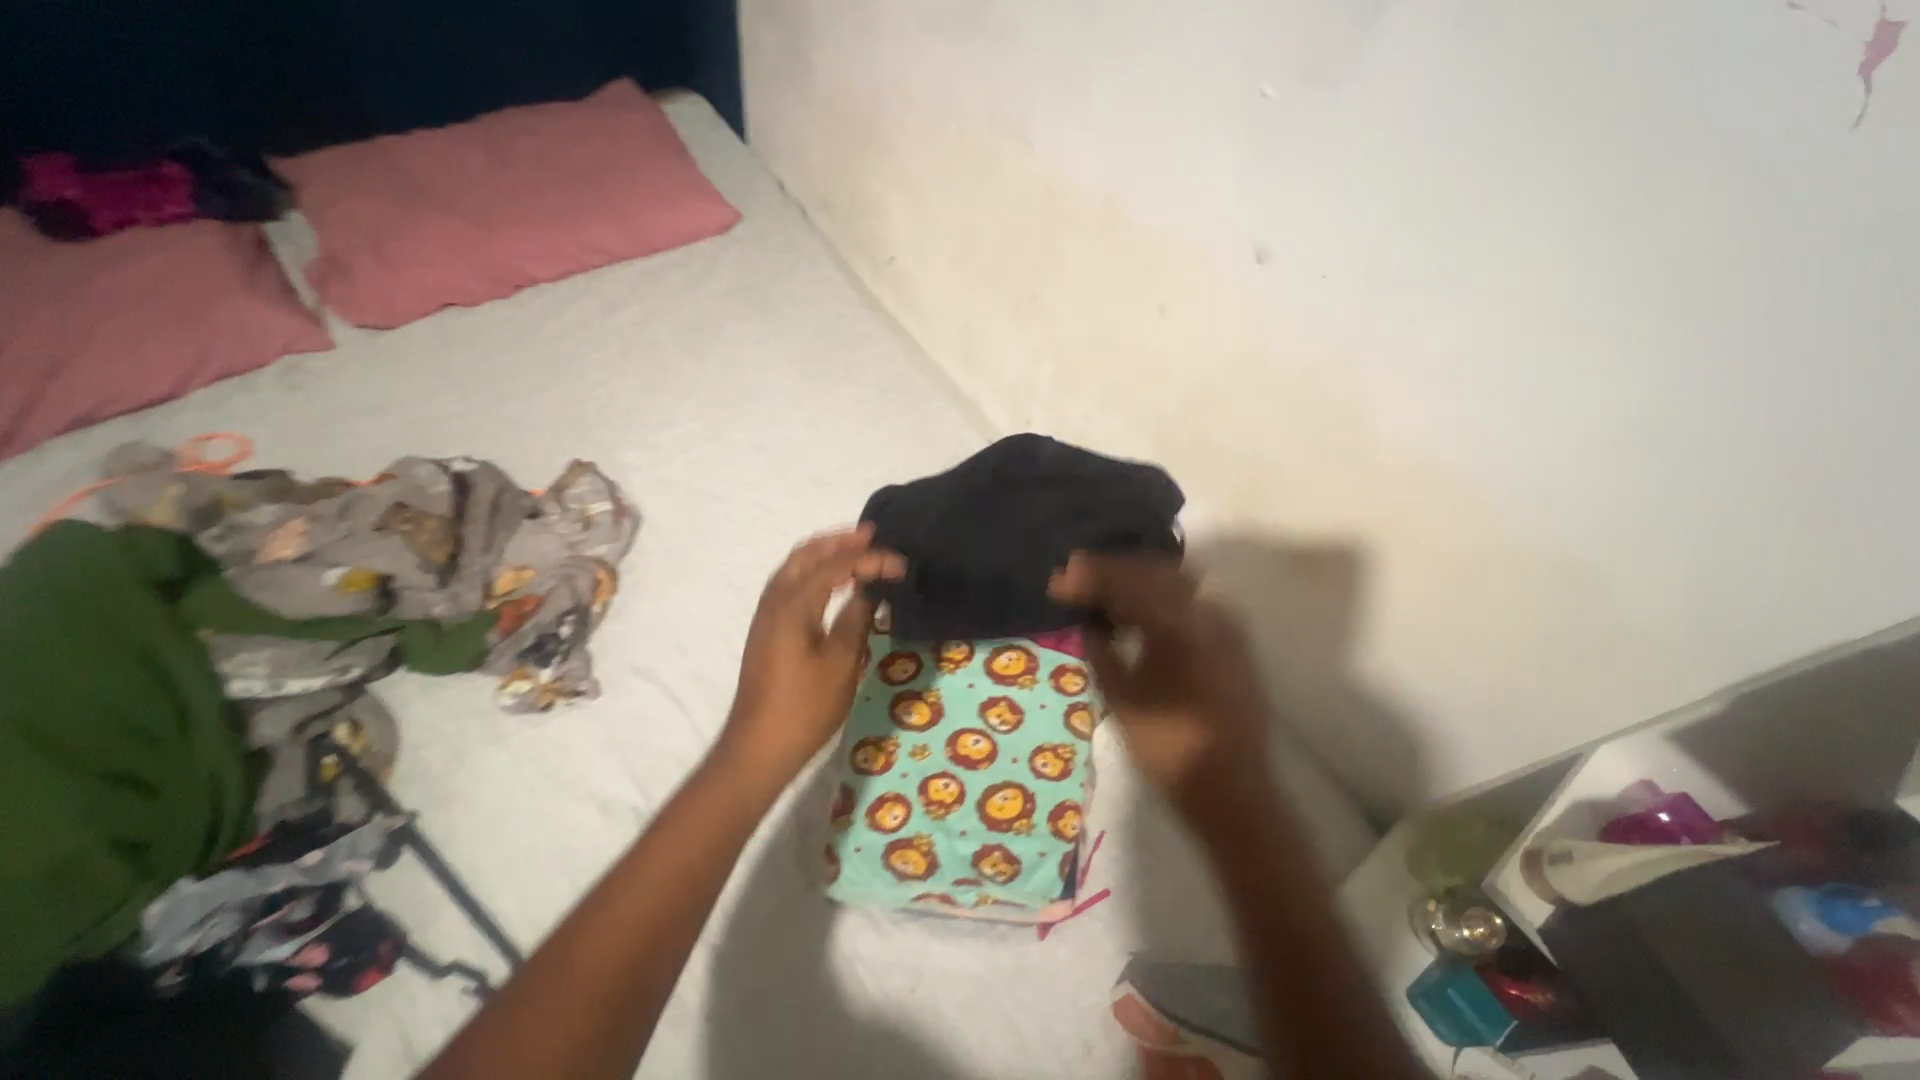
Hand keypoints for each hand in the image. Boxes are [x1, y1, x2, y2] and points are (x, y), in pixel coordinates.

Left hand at [720, 526, 904, 780]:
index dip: (869, 560)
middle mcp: (775, 600)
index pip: (836, 566)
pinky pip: (790, 583)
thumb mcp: (841, 664)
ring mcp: (766, 615)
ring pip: (794, 567)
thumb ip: (856, 620)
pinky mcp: (767, 630)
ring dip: (824, 553)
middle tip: (872, 535)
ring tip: (855, 549)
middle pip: (806, 554)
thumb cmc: (805, 707)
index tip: (900, 565)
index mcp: (793, 605)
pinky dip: (813, 571)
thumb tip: (870, 590)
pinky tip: (832, 582)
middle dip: (839, 542)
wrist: (758, 745)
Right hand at [1050, 554, 1272, 808]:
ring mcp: (1228, 627)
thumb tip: (1086, 620)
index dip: (1090, 576)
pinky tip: (1140, 617)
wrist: (1230, 789)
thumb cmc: (1169, 747)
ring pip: (1178, 584)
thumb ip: (1100, 649)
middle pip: (1156, 572)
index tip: (1059, 579)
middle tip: (1079, 577)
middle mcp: (1209, 613)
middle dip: (1115, 571)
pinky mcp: (1234, 644)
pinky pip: (1194, 603)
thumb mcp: (1121, 698)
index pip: (1128, 582)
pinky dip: (1163, 600)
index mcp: (1180, 624)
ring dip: (1140, 583)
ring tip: (1106, 595)